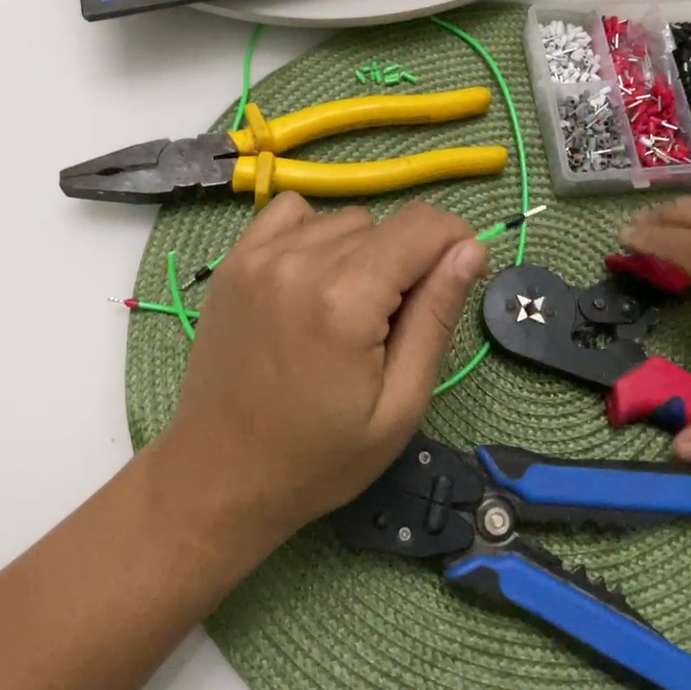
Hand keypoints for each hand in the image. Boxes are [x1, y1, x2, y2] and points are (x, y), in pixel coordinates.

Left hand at [154, 194, 486, 541]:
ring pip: (343, 220)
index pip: (423, 226)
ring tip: (347, 311)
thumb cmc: (318, 457)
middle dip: (407, 263)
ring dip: (362, 252)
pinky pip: (292, 214)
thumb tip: (470, 249)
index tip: (457, 281)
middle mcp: (299, 260)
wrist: (220, 475)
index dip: (456, 243)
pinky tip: (313, 279)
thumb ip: (436, 317)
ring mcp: (258, 256)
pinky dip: (315, 234)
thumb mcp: (399, 405)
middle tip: (391, 327)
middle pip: (385, 225)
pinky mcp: (234, 262)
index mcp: (345, 298)